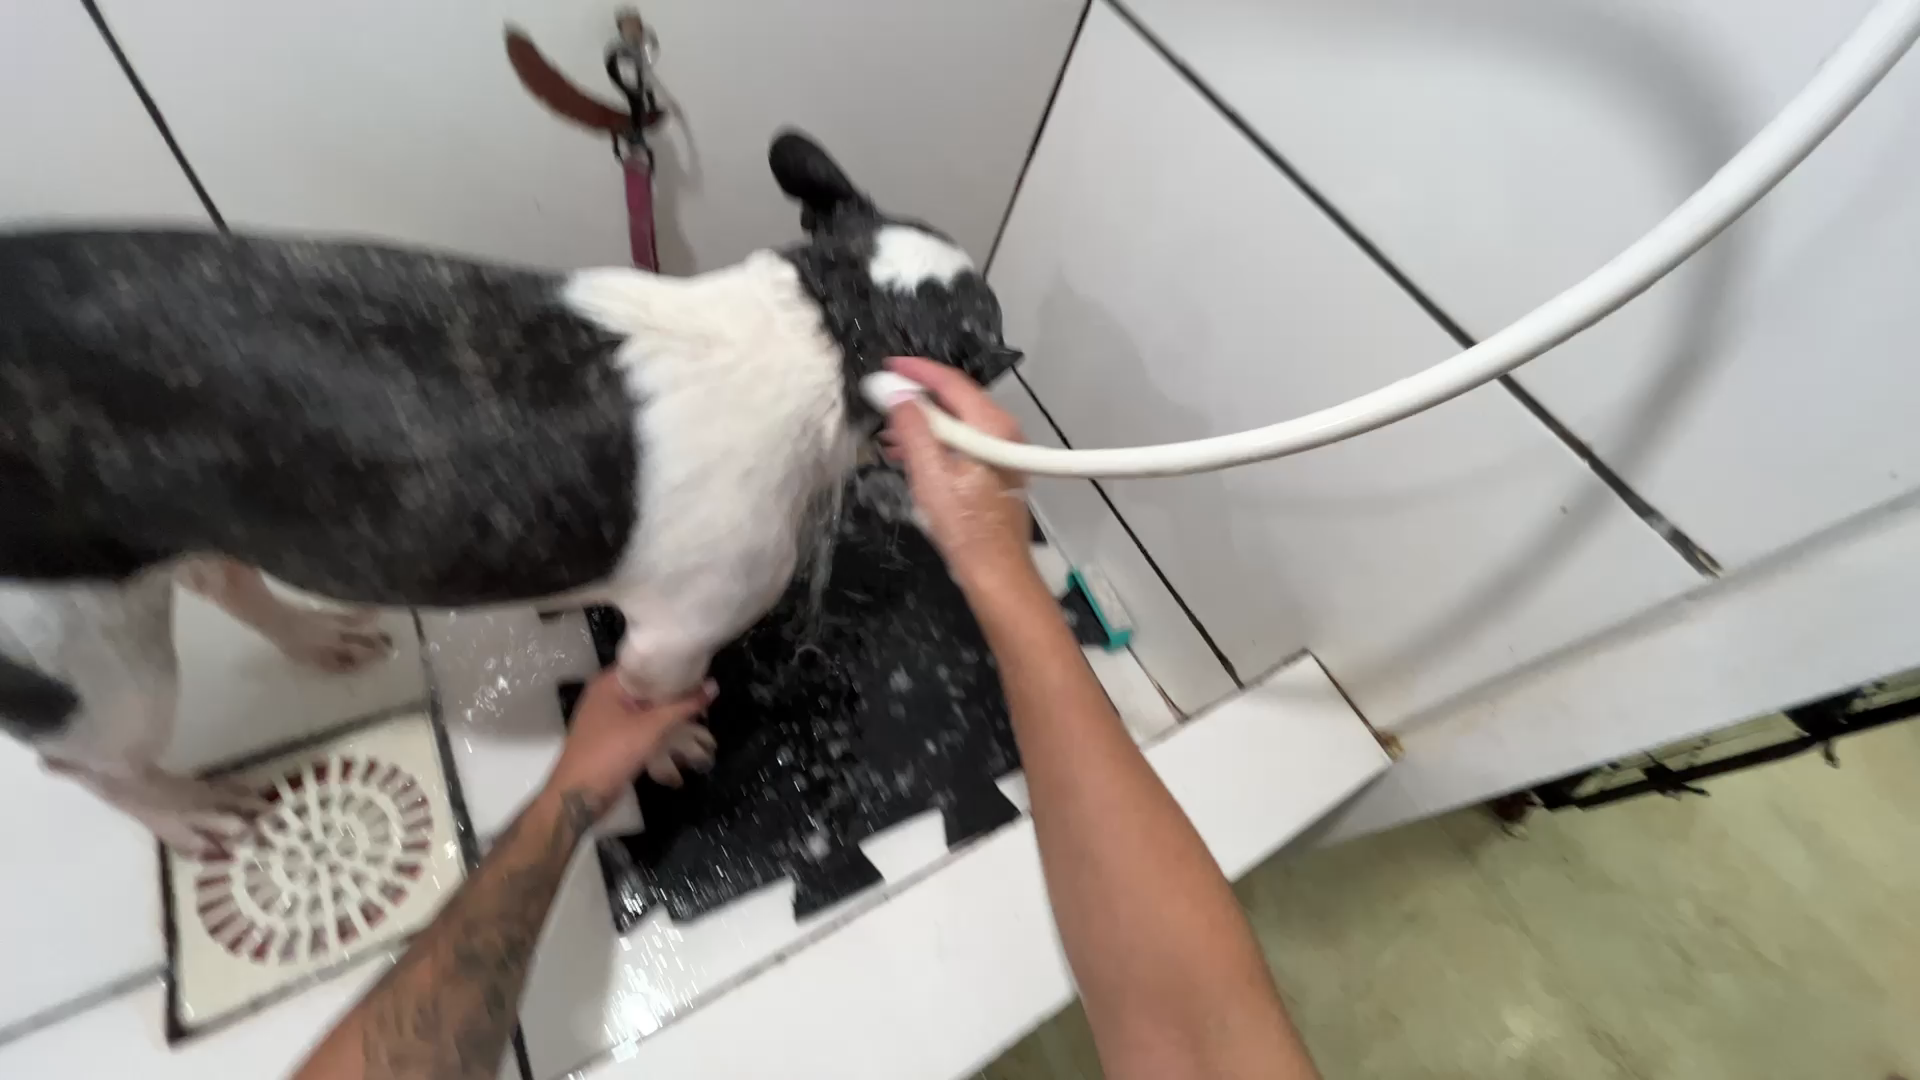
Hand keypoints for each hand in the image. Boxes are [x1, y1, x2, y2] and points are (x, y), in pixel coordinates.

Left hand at [544, 669, 716, 815]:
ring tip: (699, 705)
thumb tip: (713, 686)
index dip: (672, 663)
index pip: (645, 662)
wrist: (578, 797)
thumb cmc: (611, 753)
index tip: (699, 663)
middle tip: (704, 686)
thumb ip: (684, 705)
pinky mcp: (611, 738)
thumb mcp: (652, 726)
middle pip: (647, 684)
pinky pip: (640, 723)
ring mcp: (607, 718)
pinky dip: (658, 724)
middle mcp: (605, 696)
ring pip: (645, 705)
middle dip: (674, 688)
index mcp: (608, 684)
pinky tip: (682, 726)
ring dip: (668, 708)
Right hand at [881, 356, 1038, 594]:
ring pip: (957, 424)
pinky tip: (911, 455)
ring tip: (889, 432)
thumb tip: (896, 394)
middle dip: (917, 398)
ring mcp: (1002, 452)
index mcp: (990, 427)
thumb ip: (913, 428)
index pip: (951, 382)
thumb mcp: (930, 474)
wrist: (995, 570)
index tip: (889, 367)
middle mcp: (1003, 433)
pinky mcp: (997, 471)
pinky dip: (936, 444)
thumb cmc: (966, 528)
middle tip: (884, 397)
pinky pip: (963, 444)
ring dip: (923, 424)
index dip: (917, 371)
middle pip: (956, 400)